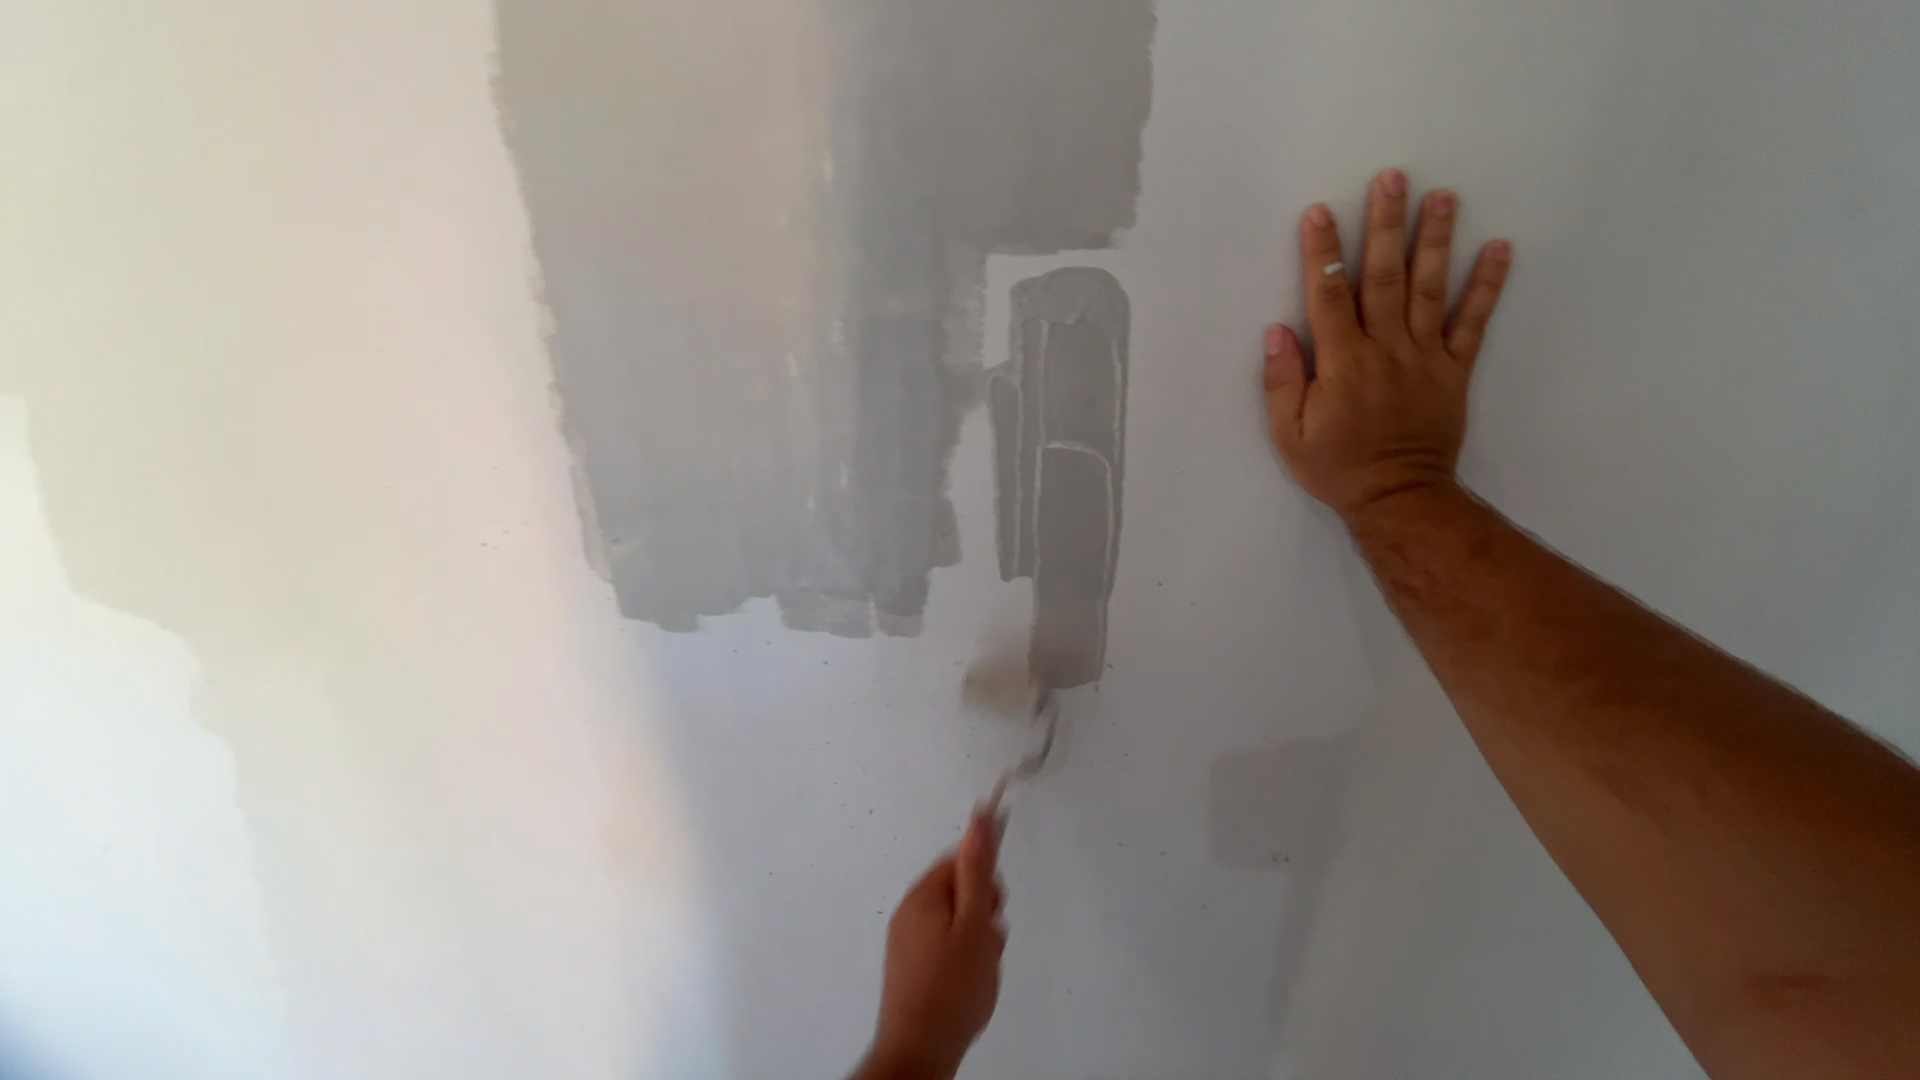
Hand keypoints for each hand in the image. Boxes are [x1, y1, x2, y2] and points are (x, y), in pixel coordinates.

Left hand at [856, 814, 1005, 1079]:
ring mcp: (907, 940)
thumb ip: (978, 869)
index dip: (985, 880)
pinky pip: (943, 945)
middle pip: (957, 890)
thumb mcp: (975, 922)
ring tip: (980, 969)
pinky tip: (969, 982)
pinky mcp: (910, 965)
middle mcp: (909, 912)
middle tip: (988, 942)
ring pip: (954, 921)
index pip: (960, 860)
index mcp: (923, 894)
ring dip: (975, 939)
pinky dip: (961, 958)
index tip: (995, 905)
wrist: (920, 1051)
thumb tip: (979, 820)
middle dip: (982, 912)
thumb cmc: (951, 989)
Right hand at [1262, 169, 1512, 522]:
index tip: (1320, 213)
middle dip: (1385, 225)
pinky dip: (1487, 286)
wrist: (1398, 497)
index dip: (1322, 254)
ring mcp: (1425, 356)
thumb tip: (1277, 331)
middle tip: (1392, 178)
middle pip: (1385, 277)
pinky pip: (1473, 323)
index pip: (1329, 297)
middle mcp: (1385, 349)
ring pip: (1431, 289)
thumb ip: (1281, 382)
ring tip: (1443, 196)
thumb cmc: (1335, 467)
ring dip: (1436, 240)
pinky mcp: (1454, 370)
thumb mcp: (1288, 434)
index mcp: (1342, 363)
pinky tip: (1499, 249)